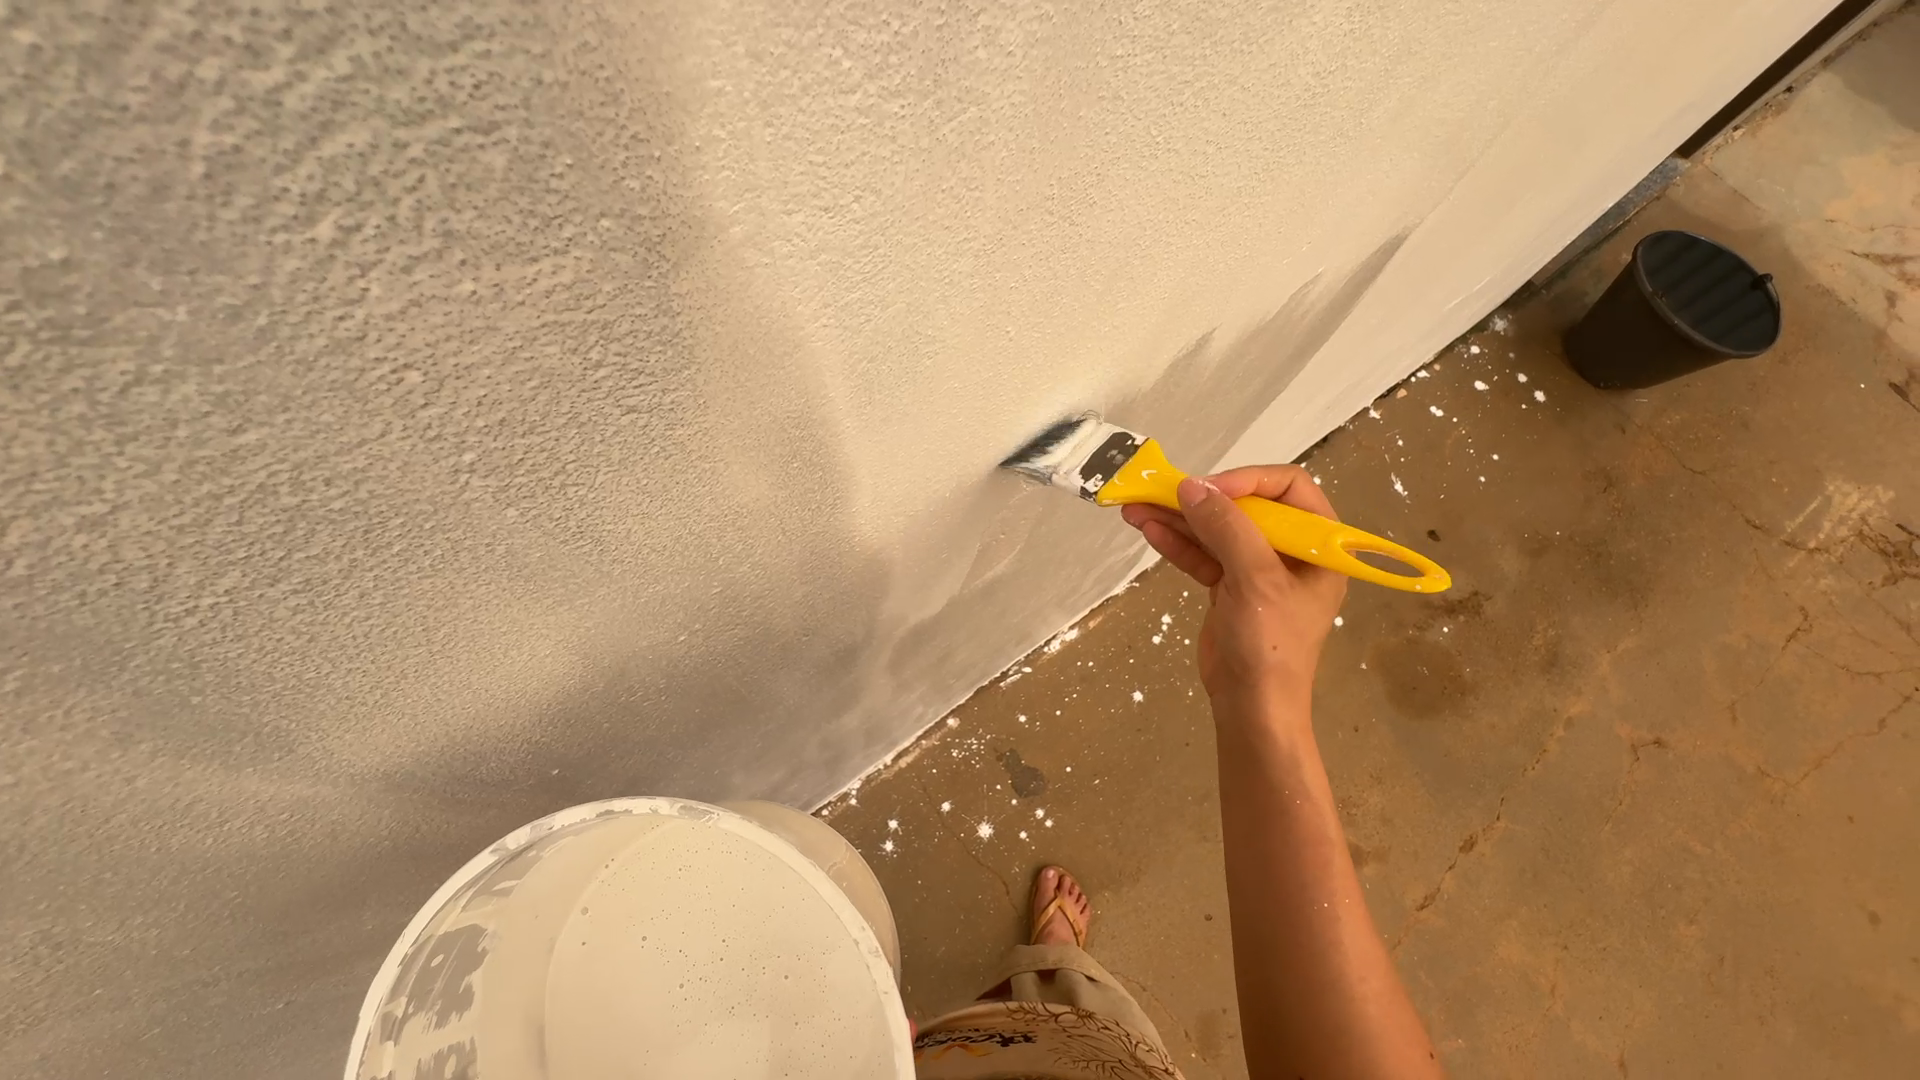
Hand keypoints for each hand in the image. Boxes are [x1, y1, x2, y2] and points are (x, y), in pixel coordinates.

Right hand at [1119, 465, 1346, 705]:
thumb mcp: (1255, 579)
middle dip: (1201, 499)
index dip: (1248, 480)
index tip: (1208, 489)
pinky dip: (1177, 543)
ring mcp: (1257, 570)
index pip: (1288, 489)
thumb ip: (1226, 528)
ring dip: (1179, 519)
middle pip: (1245, 507)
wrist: (1252, 706)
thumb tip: (1191, 487)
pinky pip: (1203, 555)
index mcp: (1317, 544)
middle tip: (1160, 490)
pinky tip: (1149, 530)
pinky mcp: (1229, 588)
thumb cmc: (1269, 643)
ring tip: (1136, 507)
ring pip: (1217, 531)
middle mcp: (1290, 551)